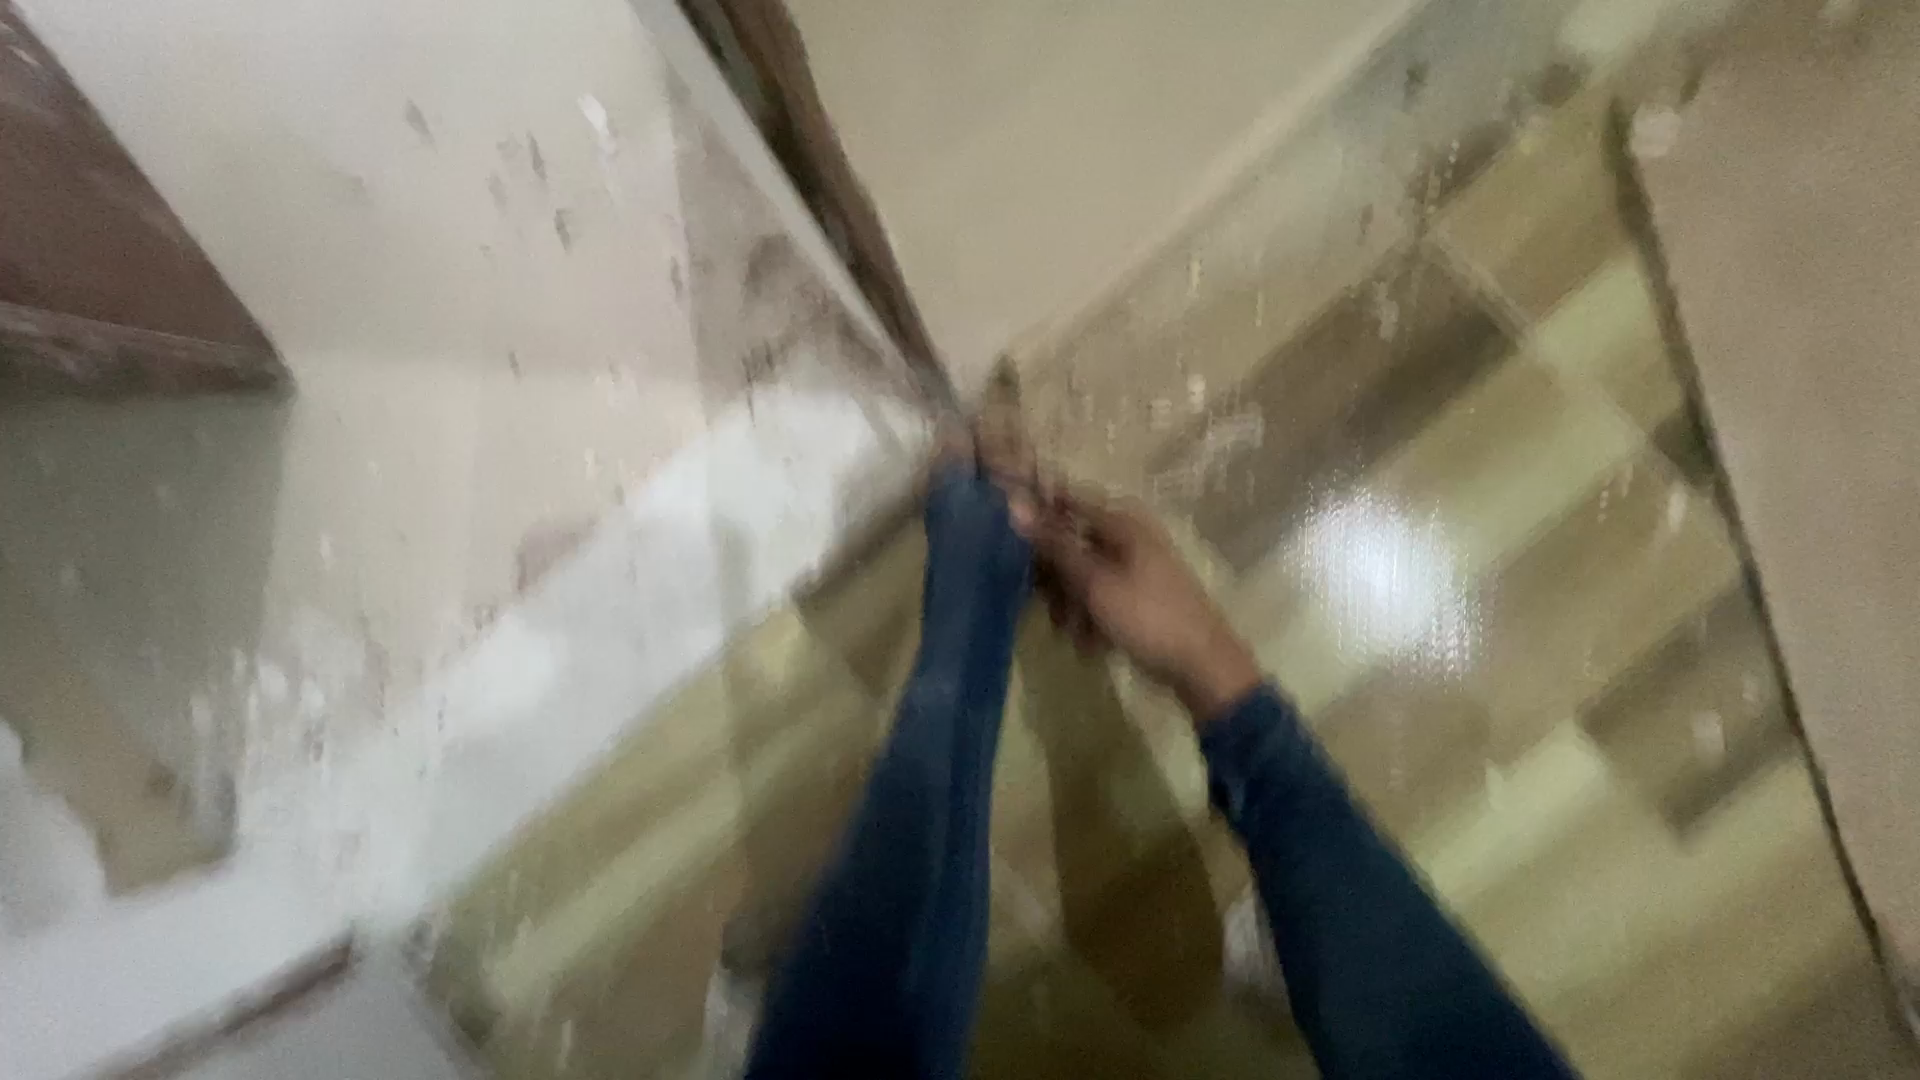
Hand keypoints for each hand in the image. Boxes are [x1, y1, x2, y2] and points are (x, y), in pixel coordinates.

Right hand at [1008, 487, 1262, 724]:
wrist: (1203, 667)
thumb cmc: (1147, 617)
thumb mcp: (1094, 582)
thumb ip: (1054, 545)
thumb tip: (1014, 503)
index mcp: (1121, 522)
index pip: (1065, 499)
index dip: (1037, 513)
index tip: (1008, 537)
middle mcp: (1126, 537)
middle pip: (1069, 544)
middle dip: (1054, 579)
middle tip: (1050, 606)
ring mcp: (1132, 568)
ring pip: (1079, 576)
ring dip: (1070, 606)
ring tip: (1075, 633)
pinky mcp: (1134, 597)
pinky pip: (1096, 598)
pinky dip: (1089, 619)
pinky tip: (1092, 644)